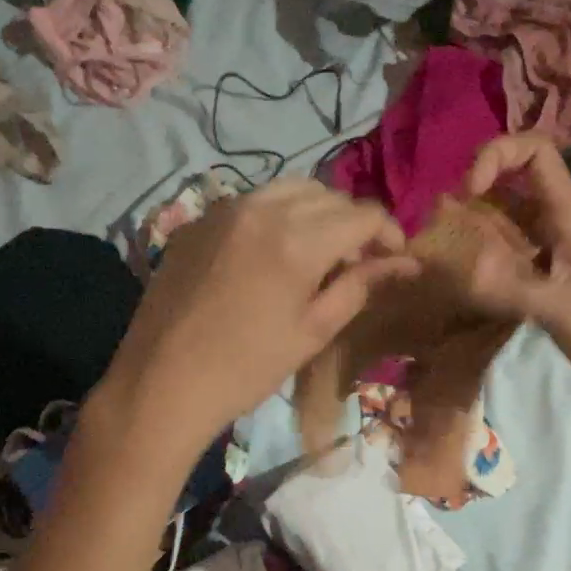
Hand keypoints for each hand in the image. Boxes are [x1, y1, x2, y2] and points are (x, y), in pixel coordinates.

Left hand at [94, 179, 416, 452]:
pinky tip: (272, 256)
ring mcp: (224, 209)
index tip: (395, 261)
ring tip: (316, 256)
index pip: (362, 214)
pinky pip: (251, 202)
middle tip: (356, 264)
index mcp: (298, 240)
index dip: (388, 234)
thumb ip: (359, 287)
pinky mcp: (198, 220)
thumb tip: (405, 265)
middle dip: (351, 222)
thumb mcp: (313, 331)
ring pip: (289, 189)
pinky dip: (276, 218)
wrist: (164, 381)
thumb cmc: (248, 368)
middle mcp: (263, 208)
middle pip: (327, 194)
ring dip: (315, 214)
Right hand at [462, 134, 570, 413]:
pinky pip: (508, 272)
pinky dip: (482, 275)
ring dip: (471, 240)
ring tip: (437, 264)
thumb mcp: (566, 309)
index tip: (468, 190)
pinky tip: (459, 292)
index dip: (498, 156)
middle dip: (471, 203)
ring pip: (504, 236)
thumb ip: (510, 287)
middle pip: (510, 194)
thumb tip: (452, 268)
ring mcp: (552, 267)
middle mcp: (558, 234)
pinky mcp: (547, 298)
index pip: (536, 154)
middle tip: (436, 235)